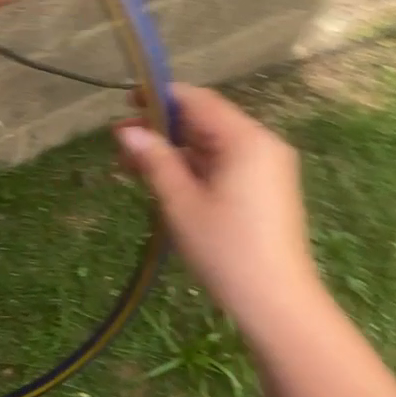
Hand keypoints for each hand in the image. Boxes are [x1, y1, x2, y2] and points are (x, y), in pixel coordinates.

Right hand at [114, 86, 324, 327]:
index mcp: (245, 140)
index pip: (198, 101)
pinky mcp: (265, 188)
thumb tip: (128, 131)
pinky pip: (224, 164)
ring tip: (134, 169)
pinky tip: (166, 184)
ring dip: (174, 151)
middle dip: (162, 129)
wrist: (274, 298)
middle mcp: (262, 144)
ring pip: (212, 145)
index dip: (160, 98)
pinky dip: (194, 167)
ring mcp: (267, 167)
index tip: (125, 103)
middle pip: (205, 121)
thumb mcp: (181, 203)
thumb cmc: (224, 249)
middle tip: (120, 146)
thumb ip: (155, 161)